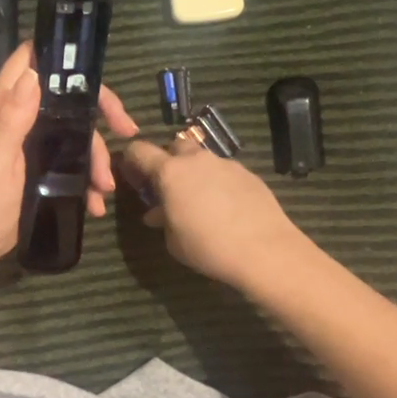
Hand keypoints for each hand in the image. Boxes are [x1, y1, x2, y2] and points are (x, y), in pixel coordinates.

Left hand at [0, 42, 138, 265]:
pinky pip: (74, 160)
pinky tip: (95, 201)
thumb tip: (33, 73)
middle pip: (66, 96)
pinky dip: (89, 177)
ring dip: (97, 156)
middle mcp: (19, 117)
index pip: (30, 62)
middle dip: (100, 111)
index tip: (95, 72)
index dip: (61, 57)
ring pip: (76, 132)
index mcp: (2, 108)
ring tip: (105, 187)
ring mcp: (32, 142)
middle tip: (126, 129)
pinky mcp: (42, 165)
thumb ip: (10, 120)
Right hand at [119, 136, 303, 288]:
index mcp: (170, 172)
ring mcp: (226, 164)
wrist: (265, 250)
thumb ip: (162, 219)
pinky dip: (218, 183)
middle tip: (169, 189)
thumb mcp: (173, 240)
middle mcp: (197, 160)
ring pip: (202, 160)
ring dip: (195, 174)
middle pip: (175, 147)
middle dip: (168, 162)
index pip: (140, 151)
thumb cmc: (208, 246)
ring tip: (200, 202)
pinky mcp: (249, 174)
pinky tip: (225, 208)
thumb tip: (158, 212)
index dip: (132, 161)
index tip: (134, 178)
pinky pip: (224, 172)